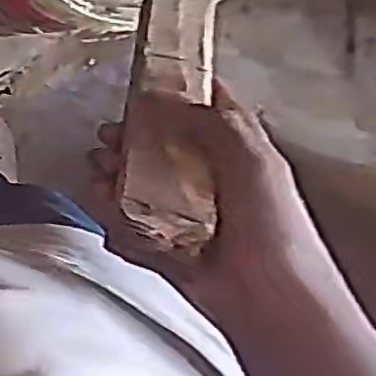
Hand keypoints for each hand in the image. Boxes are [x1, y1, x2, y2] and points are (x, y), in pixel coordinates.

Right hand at [90, 80, 338, 319]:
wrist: (267, 294)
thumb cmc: (274, 227)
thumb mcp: (256, 164)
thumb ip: (218, 125)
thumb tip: (166, 95)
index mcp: (233, 152)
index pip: (203, 108)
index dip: (177, 90)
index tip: (146, 82)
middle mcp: (203, 172)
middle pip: (155, 139)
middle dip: (127, 133)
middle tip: (110, 135)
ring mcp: (177, 202)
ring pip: (131, 170)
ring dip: (111, 163)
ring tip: (102, 166)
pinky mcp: (153, 228)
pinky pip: (119, 204)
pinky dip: (105, 196)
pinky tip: (101, 193)